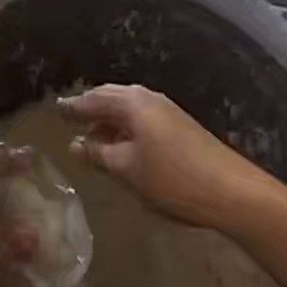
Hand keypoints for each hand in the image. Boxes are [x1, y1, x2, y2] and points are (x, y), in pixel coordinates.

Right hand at [59, 84, 281, 232]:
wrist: (230, 189)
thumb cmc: (171, 177)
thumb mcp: (127, 169)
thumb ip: (98, 153)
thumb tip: (75, 144)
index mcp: (132, 102)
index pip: (94, 99)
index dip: (74, 107)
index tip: (56, 111)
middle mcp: (147, 98)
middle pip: (111, 97)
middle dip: (91, 107)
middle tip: (71, 117)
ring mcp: (165, 110)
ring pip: (127, 108)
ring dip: (108, 118)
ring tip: (92, 134)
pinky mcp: (178, 126)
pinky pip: (140, 117)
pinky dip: (124, 125)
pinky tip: (122, 144)